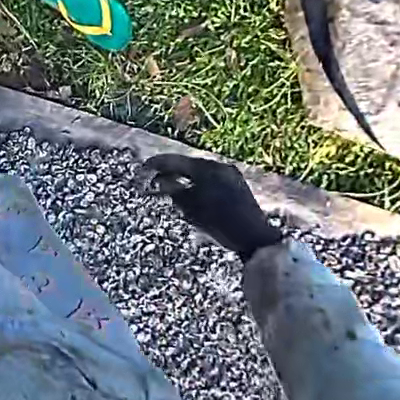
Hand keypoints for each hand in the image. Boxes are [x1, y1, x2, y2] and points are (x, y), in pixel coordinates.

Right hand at [144, 153, 282, 260]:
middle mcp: (220, 167)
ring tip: (169, 189)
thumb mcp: (192, 208)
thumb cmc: (222, 223)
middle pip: (188, 166)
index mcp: (208, 169)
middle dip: (170, 172)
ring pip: (198, 172)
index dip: (157, 164)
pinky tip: (190, 193)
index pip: (176, 162)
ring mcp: (230, 175)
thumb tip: (158, 181)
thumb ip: (174, 191)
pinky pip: (210, 179)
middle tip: (153, 179)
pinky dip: (196, 183)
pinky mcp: (236, 185)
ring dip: (183, 178)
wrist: (256, 238)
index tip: (143, 168)